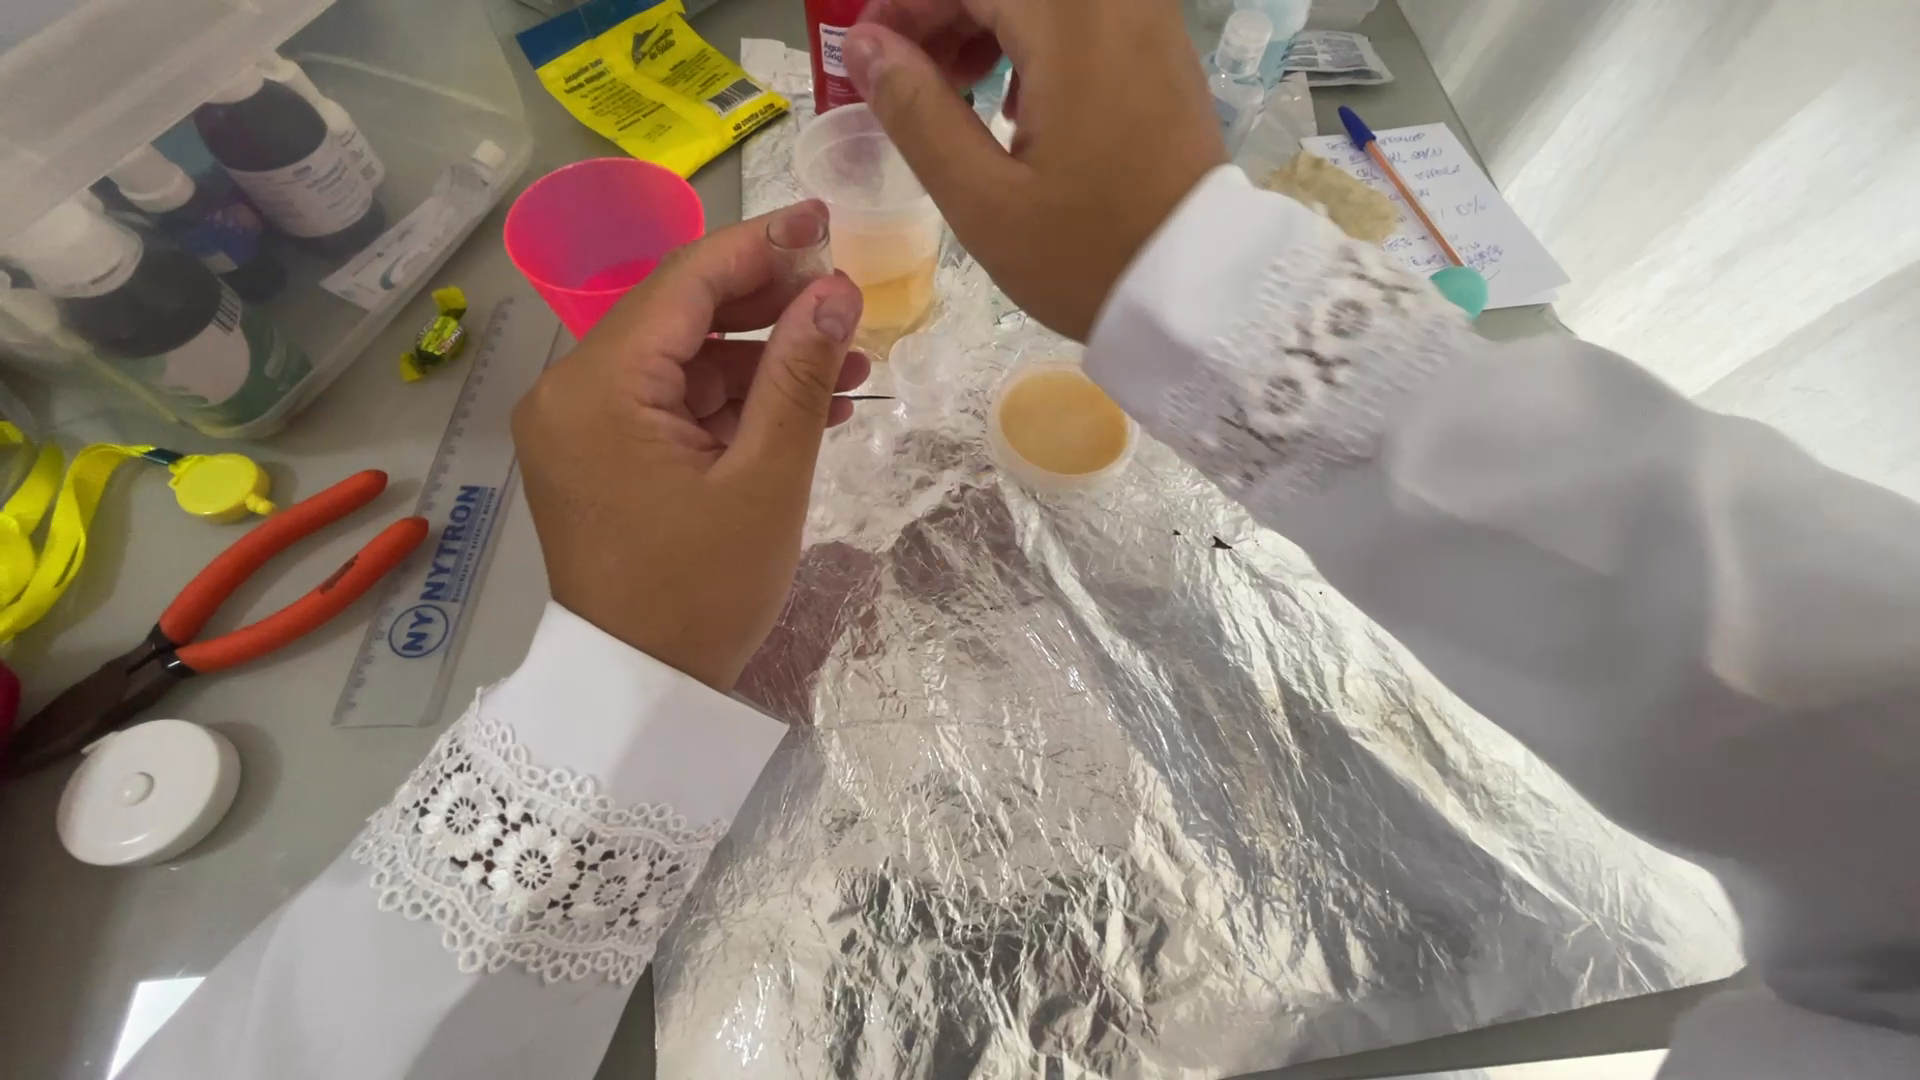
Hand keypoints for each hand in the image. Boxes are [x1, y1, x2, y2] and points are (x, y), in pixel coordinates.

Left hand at [513, 202, 869, 690]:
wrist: (644, 689)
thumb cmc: (705, 590)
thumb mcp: (767, 481)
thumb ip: (799, 375)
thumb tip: (838, 292)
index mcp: (598, 387)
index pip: (684, 283)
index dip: (760, 246)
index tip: (824, 222)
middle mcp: (575, 392)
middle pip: (683, 318)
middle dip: (770, 306)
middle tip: (847, 296)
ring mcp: (588, 428)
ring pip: (687, 366)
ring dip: (765, 362)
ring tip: (850, 360)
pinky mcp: (609, 459)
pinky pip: (678, 410)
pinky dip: (738, 406)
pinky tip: (807, 406)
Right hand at [848, 0, 1224, 340]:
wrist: (1193, 292)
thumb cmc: (1084, 257)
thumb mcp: (985, 202)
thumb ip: (917, 114)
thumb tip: (865, 47)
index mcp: (1072, 22)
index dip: (906, 4)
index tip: (869, 55)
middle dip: (945, 9)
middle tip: (908, 73)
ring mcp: (1150, 19)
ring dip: (989, 19)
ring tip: (957, 86)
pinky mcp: (1163, 52)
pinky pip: (1086, 14)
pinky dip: (1037, 36)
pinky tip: (1019, 100)